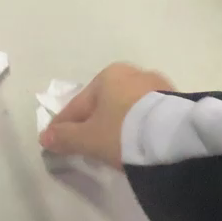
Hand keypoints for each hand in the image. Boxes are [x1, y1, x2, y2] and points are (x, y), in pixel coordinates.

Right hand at [39, 62, 174, 166]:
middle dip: (93, 123)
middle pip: (104, 104)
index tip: (54, 141)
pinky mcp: (177, 102)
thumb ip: (65, 137)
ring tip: (114, 147)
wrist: (176, 140)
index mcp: (107, 75)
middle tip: (85, 145)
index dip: (64, 125)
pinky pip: (147, 115)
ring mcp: (158, 86)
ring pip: (127, 108)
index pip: (79, 105)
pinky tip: (137, 142)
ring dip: (118, 124)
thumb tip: (44, 137)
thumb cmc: (124, 132)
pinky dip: (138, 126)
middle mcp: (133, 73)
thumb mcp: (89, 139)